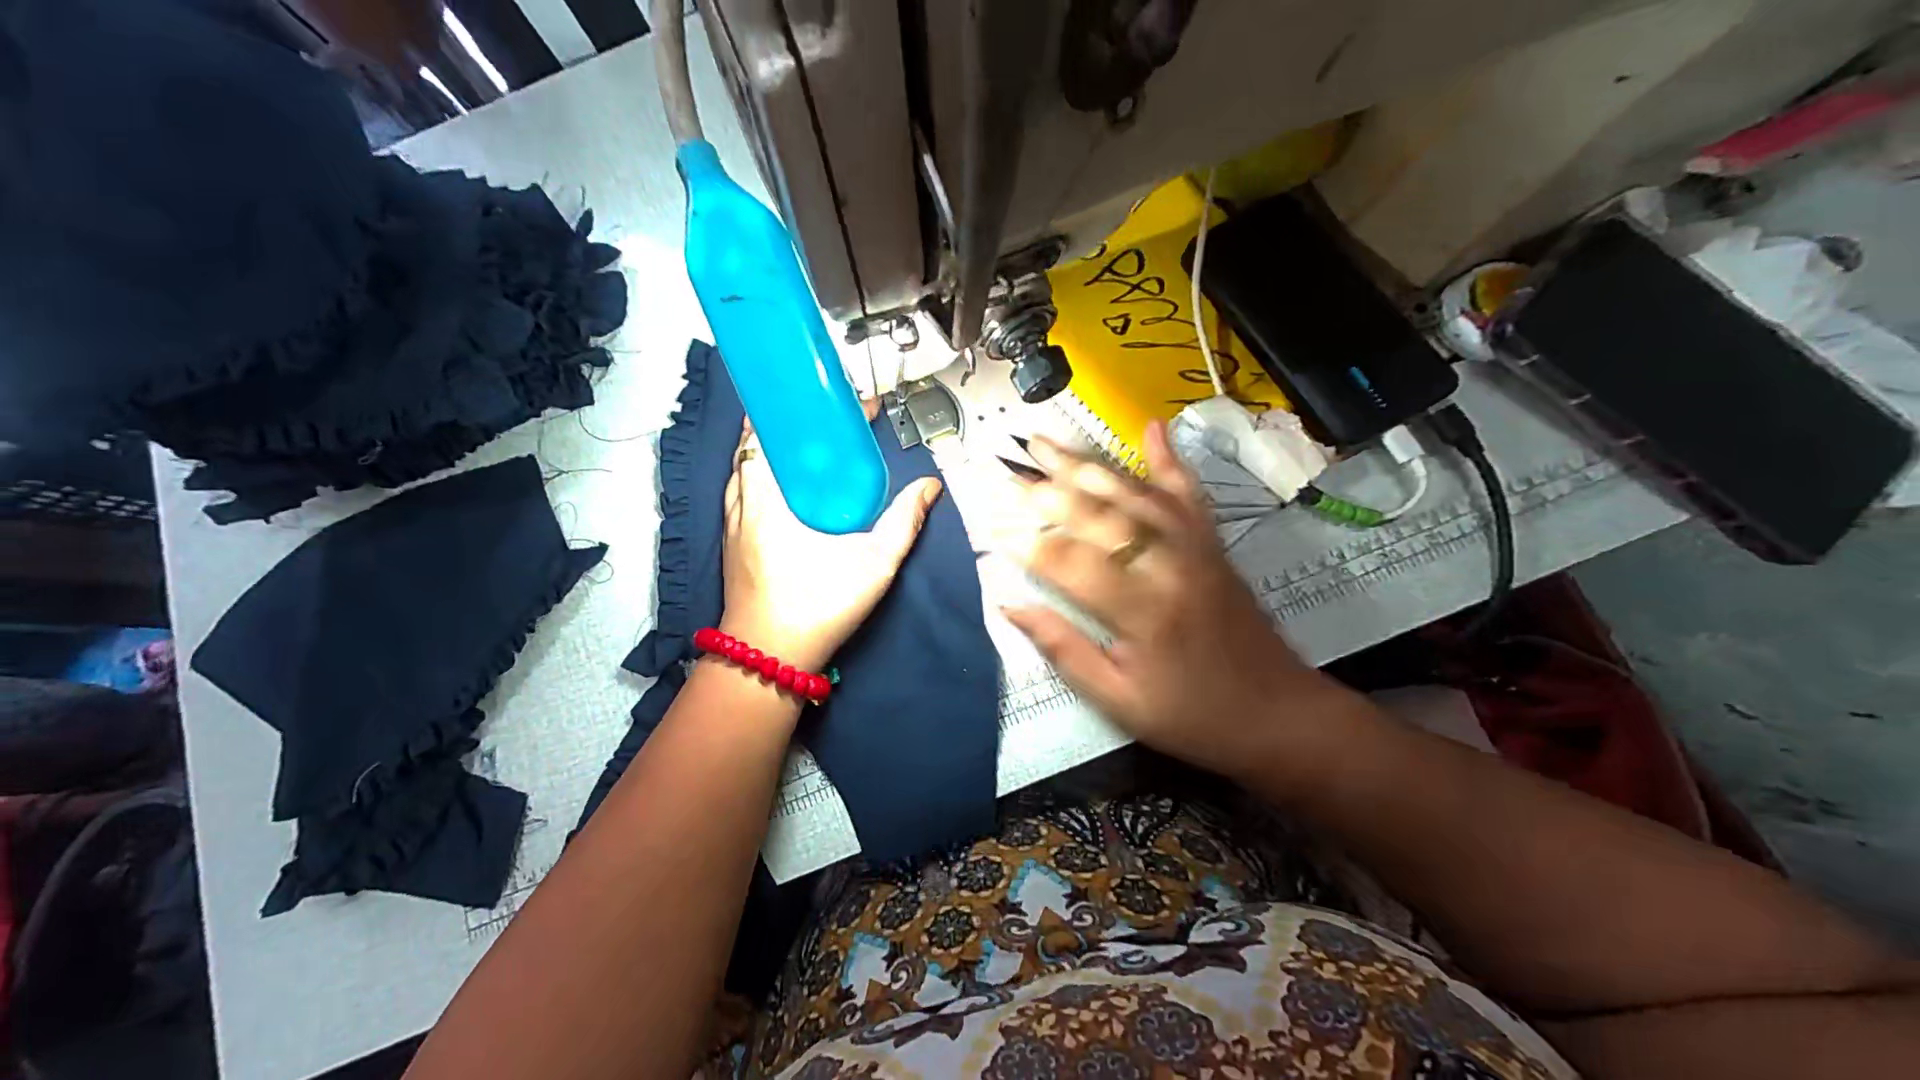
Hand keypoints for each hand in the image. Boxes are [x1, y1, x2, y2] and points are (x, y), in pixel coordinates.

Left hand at [719, 418, 942, 673]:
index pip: (762, 436)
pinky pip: (740, 498)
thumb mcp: (873, 564)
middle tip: (820, 423)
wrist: (769, 659)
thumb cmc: (816, 608)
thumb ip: (904, 522)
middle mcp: (740, 508)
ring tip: (805, 451)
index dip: (790, 412)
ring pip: (741, 475)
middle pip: (749, 449)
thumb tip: (929, 488)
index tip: (825, 405)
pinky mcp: (733, 549)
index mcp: (765, 501)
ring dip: (767, 455)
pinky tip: (787, 494)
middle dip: (781, 428)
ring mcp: (732, 529)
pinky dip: (759, 481)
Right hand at [1001, 423, 1363, 781]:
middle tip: (1006, 467)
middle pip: (1098, 514)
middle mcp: (1167, 566)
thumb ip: (1064, 650)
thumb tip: (1011, 606)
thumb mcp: (1118, 701)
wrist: (1277, 713)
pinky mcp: (1211, 544)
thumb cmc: (1191, 715)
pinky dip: (1168, 458)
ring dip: (1087, 464)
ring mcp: (1194, 548)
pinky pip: (1187, 493)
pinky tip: (1151, 426)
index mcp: (1141, 611)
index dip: (1025, 541)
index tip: (988, 524)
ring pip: (1134, 494)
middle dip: (1047, 489)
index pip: (1068, 562)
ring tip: (1046, 442)